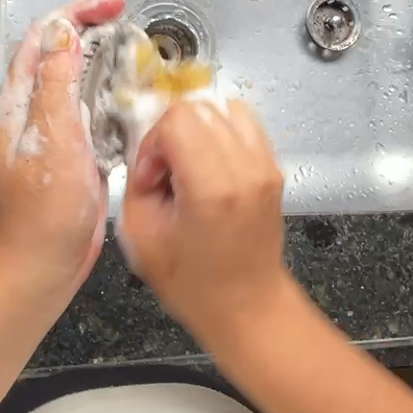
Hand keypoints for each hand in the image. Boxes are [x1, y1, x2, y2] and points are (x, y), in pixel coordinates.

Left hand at [0, 0, 126, 298]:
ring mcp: (54, 132)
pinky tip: (133, 94)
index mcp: (20, 103)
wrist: (43, 264)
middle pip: (59, 53)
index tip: (112, 3)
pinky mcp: (74, 152)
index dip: (75, 12)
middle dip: (90, 27)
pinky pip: (92, 110)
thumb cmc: (44, 208)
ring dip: (103, 57)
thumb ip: (57, 83)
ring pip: (77, 80)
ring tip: (133, 46)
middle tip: (126, 15)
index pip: (43, 38)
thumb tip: (63, 31)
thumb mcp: (54, 138)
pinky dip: (112, 93)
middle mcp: (33, 111)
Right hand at [118, 99, 293, 339]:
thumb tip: (149, 153)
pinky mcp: (274, 166)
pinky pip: (243, 124)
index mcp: (214, 187)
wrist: (248, 305)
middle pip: (199, 108)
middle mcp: (247, 167)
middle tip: (166, 174)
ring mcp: (267, 164)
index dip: (153, 143)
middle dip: (171, 134)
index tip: (151, 177)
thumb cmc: (193, 284)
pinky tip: (209, 166)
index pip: (178, 119)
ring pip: (224, 107)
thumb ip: (137, 183)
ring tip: (188, 167)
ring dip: (197, 129)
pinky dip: (220, 133)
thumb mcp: (142, 237)